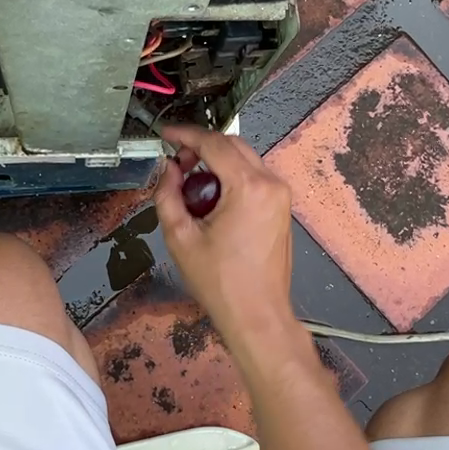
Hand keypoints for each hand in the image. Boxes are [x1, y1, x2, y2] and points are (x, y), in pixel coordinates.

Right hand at [155, 127, 302, 351]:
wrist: (257, 314)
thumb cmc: (220, 281)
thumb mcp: (180, 237)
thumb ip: (168, 195)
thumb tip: (170, 170)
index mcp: (248, 187)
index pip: (214, 143)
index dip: (186, 135)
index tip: (166, 135)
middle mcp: (271, 184)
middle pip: (233, 145)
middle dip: (202, 147)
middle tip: (176, 162)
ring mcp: (281, 195)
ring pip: (245, 160)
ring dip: (217, 162)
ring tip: (190, 183)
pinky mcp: (282, 208)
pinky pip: (254, 177)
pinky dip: (231, 177)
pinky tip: (211, 198)